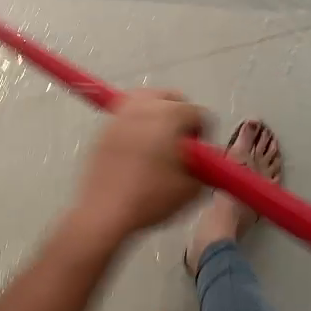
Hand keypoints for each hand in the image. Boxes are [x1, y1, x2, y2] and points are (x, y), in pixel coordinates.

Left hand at [70, 89, 207, 243]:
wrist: (103, 213)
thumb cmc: (150, 198)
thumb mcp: (191, 189)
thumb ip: (207, 168)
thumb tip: (207, 159)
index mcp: (170, 114)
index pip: (197, 112)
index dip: (203, 133)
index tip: (199, 153)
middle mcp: (145, 105)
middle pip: (172, 97)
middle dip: (181, 116)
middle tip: (181, 144)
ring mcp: (121, 113)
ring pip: (147, 100)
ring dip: (158, 115)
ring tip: (160, 143)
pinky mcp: (104, 126)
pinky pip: (127, 113)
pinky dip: (137, 123)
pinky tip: (138, 148)